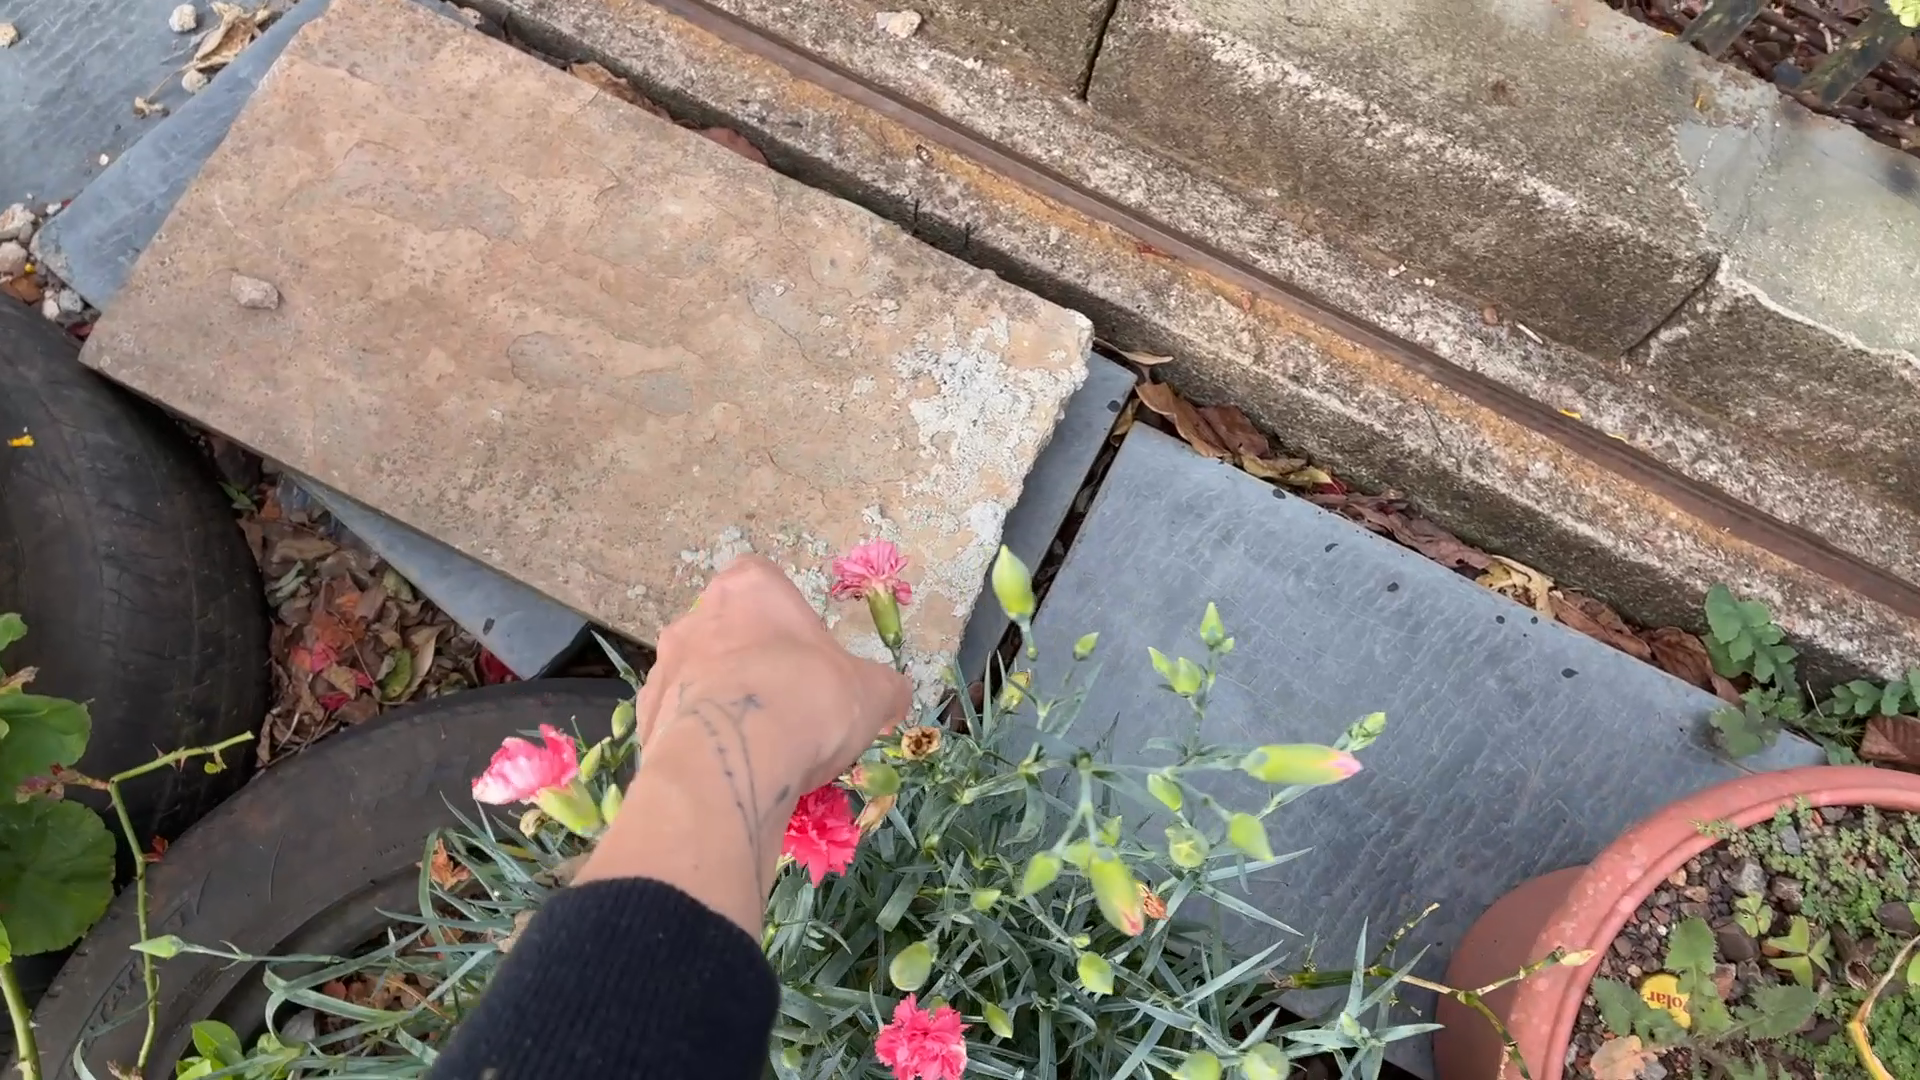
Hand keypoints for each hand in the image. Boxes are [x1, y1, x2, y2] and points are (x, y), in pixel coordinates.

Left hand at [635, 554, 911, 795]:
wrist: (739, 756)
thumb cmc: (810, 697)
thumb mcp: (872, 691)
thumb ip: (885, 689)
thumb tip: (897, 697)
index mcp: (750, 588)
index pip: (762, 580)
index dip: (786, 616)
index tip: (807, 654)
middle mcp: (698, 616)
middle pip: (730, 631)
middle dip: (756, 663)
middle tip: (789, 703)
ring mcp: (665, 668)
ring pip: (702, 678)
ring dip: (727, 701)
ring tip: (764, 746)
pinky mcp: (645, 718)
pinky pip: (682, 723)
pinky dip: (706, 740)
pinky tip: (735, 767)